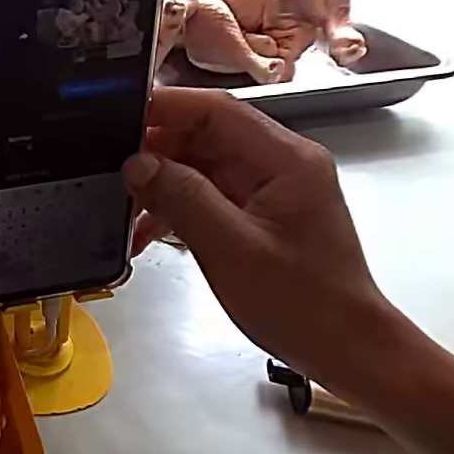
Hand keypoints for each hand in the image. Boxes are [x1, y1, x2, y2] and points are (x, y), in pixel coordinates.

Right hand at [123, 87, 413, 391]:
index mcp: (285, 160)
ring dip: (160, 184)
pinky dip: (172, 210)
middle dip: (155, 150)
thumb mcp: (232, 249)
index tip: (120, 115)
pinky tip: (145, 233)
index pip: (218, 111)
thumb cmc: (302, 302)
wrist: (342, 346)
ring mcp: (265, 190)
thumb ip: (182, 199)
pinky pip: (204, 197)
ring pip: (199, 167)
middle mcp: (277, 165)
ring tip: (124, 206)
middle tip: (111, 168)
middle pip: (205, 136)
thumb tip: (137, 164)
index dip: (166, 107)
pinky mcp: (253, 215)